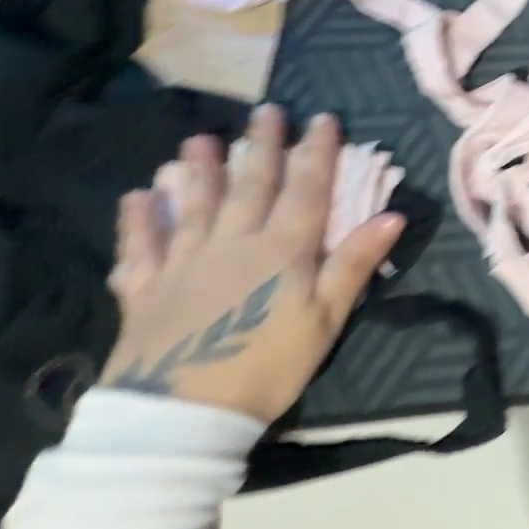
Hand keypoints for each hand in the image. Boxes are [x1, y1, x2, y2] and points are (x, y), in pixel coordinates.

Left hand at [100, 106, 404, 422]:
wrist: (180, 417)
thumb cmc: (268, 365)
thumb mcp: (326, 318)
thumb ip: (353, 263)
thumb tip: (392, 215)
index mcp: (282, 250)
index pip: (306, 189)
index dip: (317, 152)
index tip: (323, 119)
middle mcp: (232, 244)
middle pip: (251, 186)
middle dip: (263, 146)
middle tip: (267, 111)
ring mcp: (184, 264)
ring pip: (194, 207)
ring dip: (199, 171)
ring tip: (198, 140)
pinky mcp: (145, 291)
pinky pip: (139, 249)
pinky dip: (136, 222)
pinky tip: (136, 199)